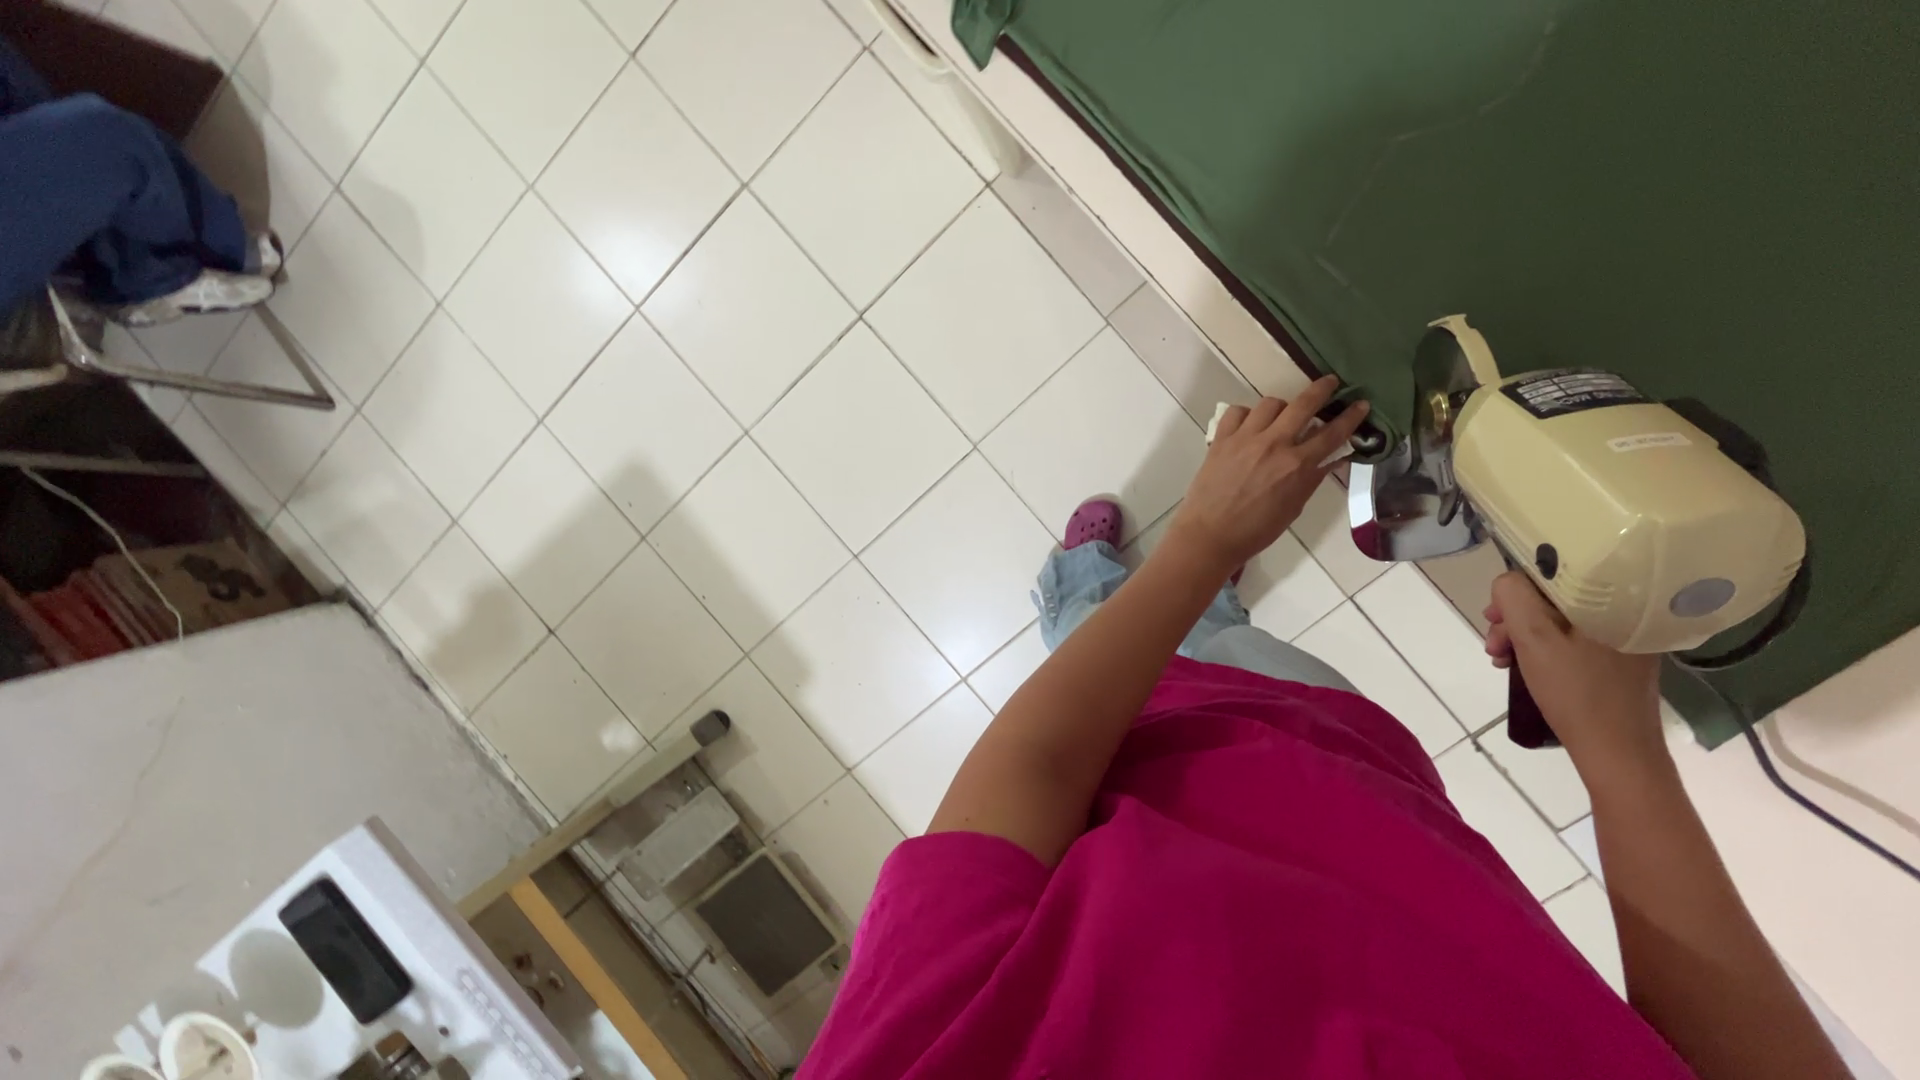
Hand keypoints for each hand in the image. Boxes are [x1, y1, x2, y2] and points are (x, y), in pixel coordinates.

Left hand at [1165, 377, 1369, 579]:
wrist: (1210, 535)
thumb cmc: (1256, 530)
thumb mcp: (1293, 508)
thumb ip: (1311, 479)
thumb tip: (1332, 459)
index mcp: (1296, 466)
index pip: (1331, 434)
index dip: (1350, 417)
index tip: (1362, 404)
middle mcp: (1273, 445)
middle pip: (1303, 405)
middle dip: (1321, 390)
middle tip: (1330, 382)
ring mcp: (1244, 439)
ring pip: (1270, 404)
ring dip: (1282, 406)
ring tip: (1282, 415)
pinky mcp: (1220, 440)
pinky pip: (1236, 412)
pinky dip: (1246, 414)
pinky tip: (1249, 424)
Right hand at [1485, 571, 1666, 774]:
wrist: (1617, 753)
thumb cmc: (1574, 693)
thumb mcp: (1534, 640)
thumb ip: (1514, 598)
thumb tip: (1506, 583)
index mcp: (1613, 600)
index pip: (1552, 574)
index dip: (1515, 592)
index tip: (1493, 618)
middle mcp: (1627, 613)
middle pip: (1554, 600)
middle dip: (1515, 619)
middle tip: (1494, 646)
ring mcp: (1626, 639)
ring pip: (1561, 621)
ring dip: (1524, 636)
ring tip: (1503, 661)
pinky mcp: (1622, 661)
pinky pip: (1574, 640)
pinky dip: (1546, 649)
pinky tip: (1527, 668)